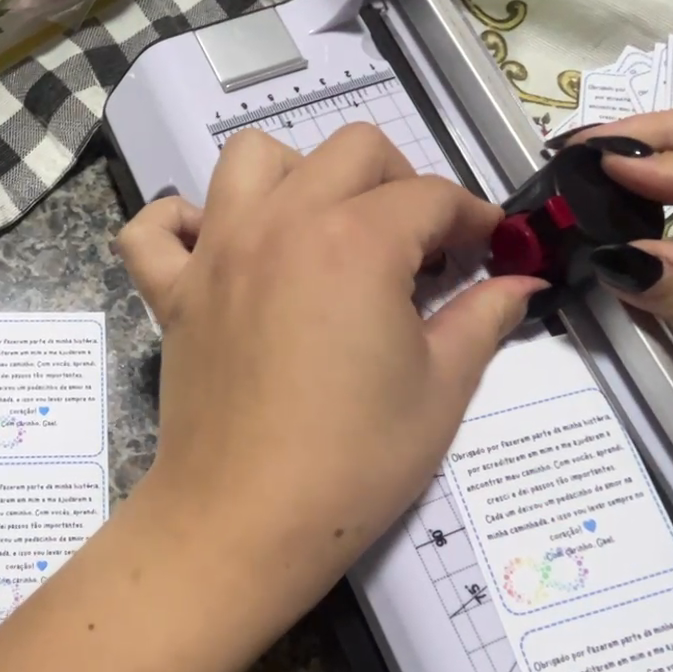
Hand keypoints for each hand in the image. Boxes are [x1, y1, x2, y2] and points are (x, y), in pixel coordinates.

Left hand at [114, 124, 543, 615]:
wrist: (245, 520)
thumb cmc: (352, 462)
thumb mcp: (440, 392)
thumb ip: (481, 321)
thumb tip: (519, 285)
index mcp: (355, 242)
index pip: (430, 196)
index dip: (472, 219)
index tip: (487, 250)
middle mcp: (279, 225)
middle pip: (348, 151)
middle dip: (398, 182)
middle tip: (414, 245)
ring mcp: (214, 255)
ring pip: (248, 159)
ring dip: (295, 175)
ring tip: (321, 230)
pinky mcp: (171, 294)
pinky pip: (153, 230)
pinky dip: (180, 224)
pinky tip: (216, 249)